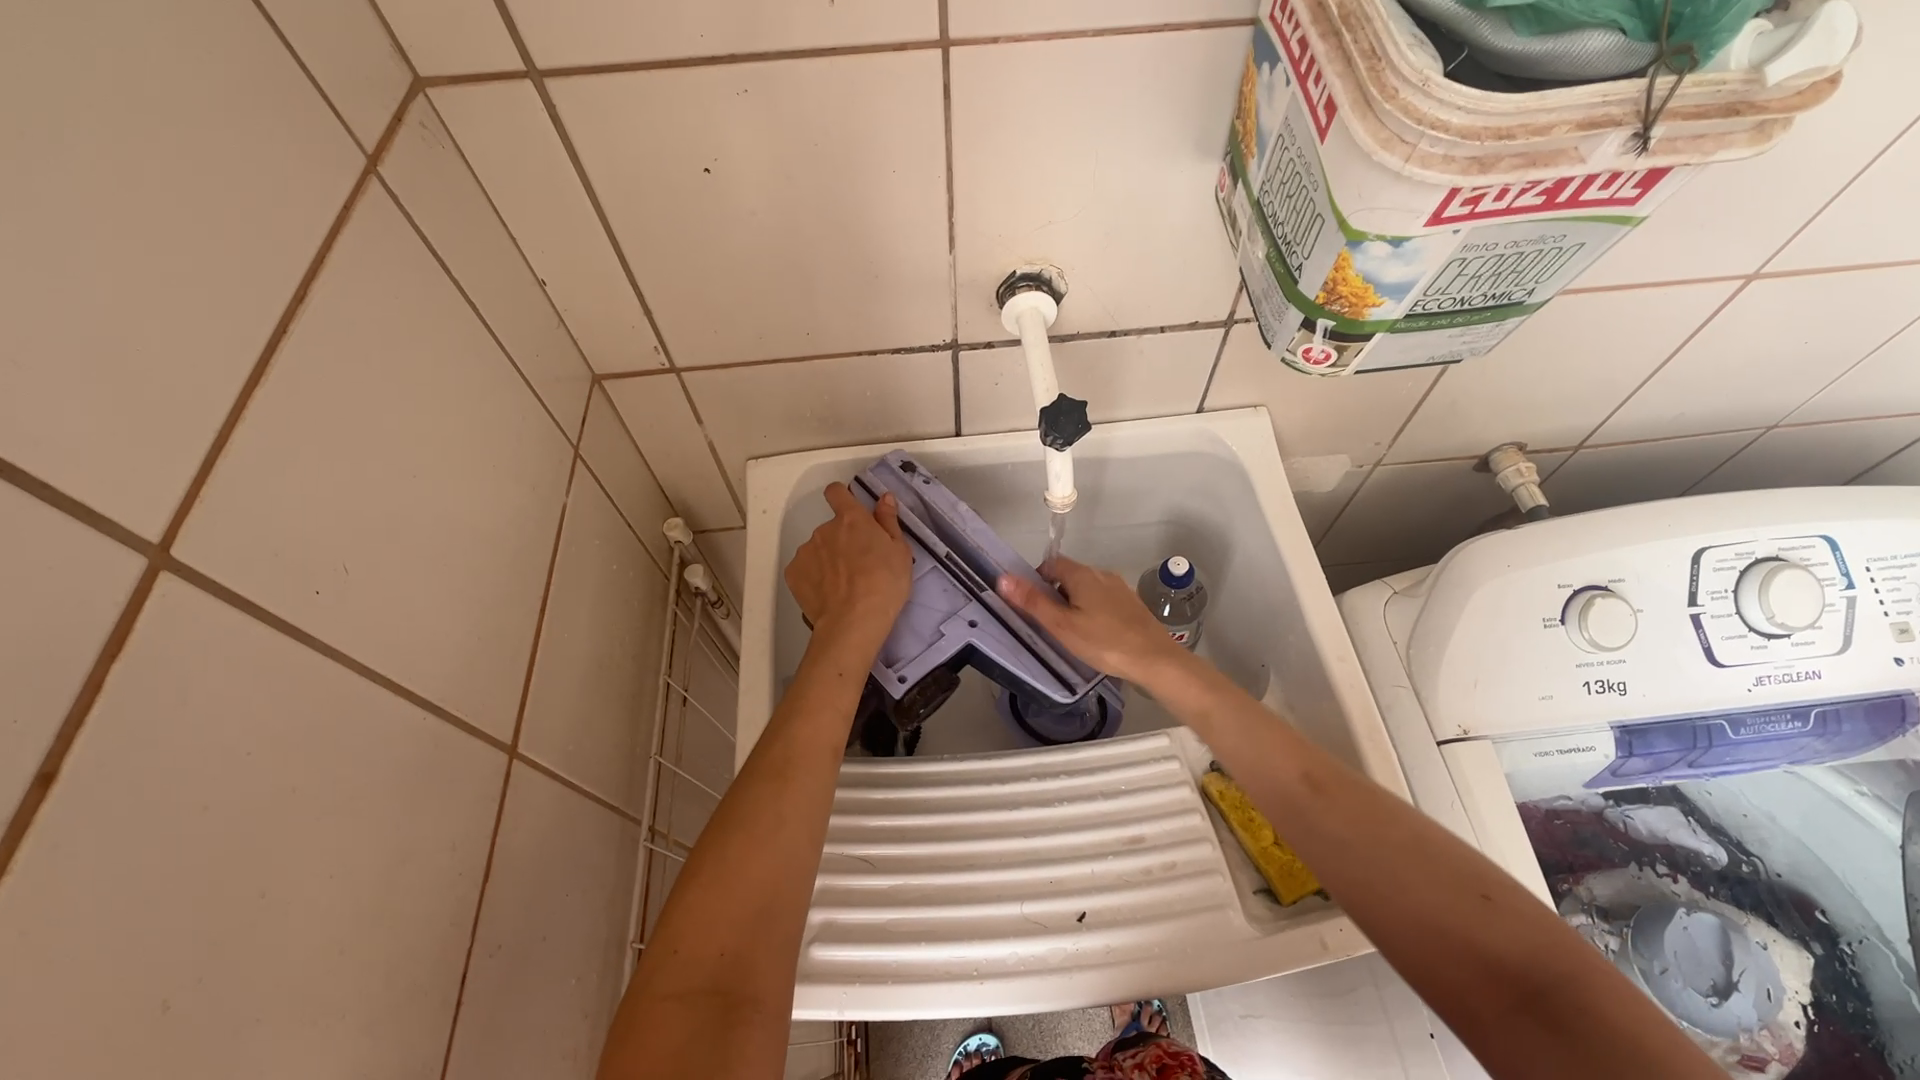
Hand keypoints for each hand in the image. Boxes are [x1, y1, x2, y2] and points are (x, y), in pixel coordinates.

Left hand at [784, 483, 912, 644]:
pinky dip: (814, 578)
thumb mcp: (900, 551)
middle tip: (858, 566)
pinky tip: (827, 594)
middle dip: (841, 541)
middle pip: (831, 528)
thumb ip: (888, 521)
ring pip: (818, 550)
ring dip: (827, 560)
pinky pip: (805, 570)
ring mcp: (805, 551)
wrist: (854, 621)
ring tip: (843, 585)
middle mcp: (824, 529)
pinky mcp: (793, 574)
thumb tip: (884, 498)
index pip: (837, 492)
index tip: (849, 510)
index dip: (842, 497)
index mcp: (851, 519)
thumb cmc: (885, 584)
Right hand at [997, 556, 1186, 683]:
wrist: (1155, 659)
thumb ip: (1032, 602)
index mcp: (1082, 575)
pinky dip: (1093, 611)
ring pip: (1088, 589)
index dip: (1037, 579)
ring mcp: (1120, 589)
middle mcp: (1102, 574)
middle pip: (1070, 575)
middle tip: (1048, 623)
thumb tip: (1003, 578)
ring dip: (1074, 603)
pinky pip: (1104, 601)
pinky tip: (1095, 635)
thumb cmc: (1103, 642)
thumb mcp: (1061, 625)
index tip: (1032, 604)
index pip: (1051, 563)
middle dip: (1055, 593)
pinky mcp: (1132, 605)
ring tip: (1070, 632)